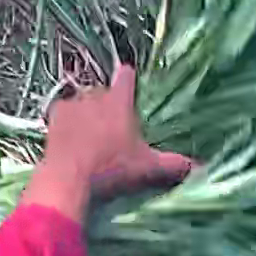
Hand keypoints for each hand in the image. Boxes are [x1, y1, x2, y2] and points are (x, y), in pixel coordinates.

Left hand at [19, 63, 191, 222]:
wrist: (69, 178)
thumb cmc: (112, 169)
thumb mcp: (147, 168)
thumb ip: (174, 164)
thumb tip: (201, 168)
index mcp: (120, 102)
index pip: (126, 76)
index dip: (129, 78)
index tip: (130, 82)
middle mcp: (95, 95)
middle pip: (103, 91)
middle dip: (107, 104)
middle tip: (112, 126)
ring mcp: (72, 104)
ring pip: (82, 100)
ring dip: (86, 112)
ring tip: (89, 134)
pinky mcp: (53, 117)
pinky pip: (62, 111)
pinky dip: (66, 121)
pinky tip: (70, 136)